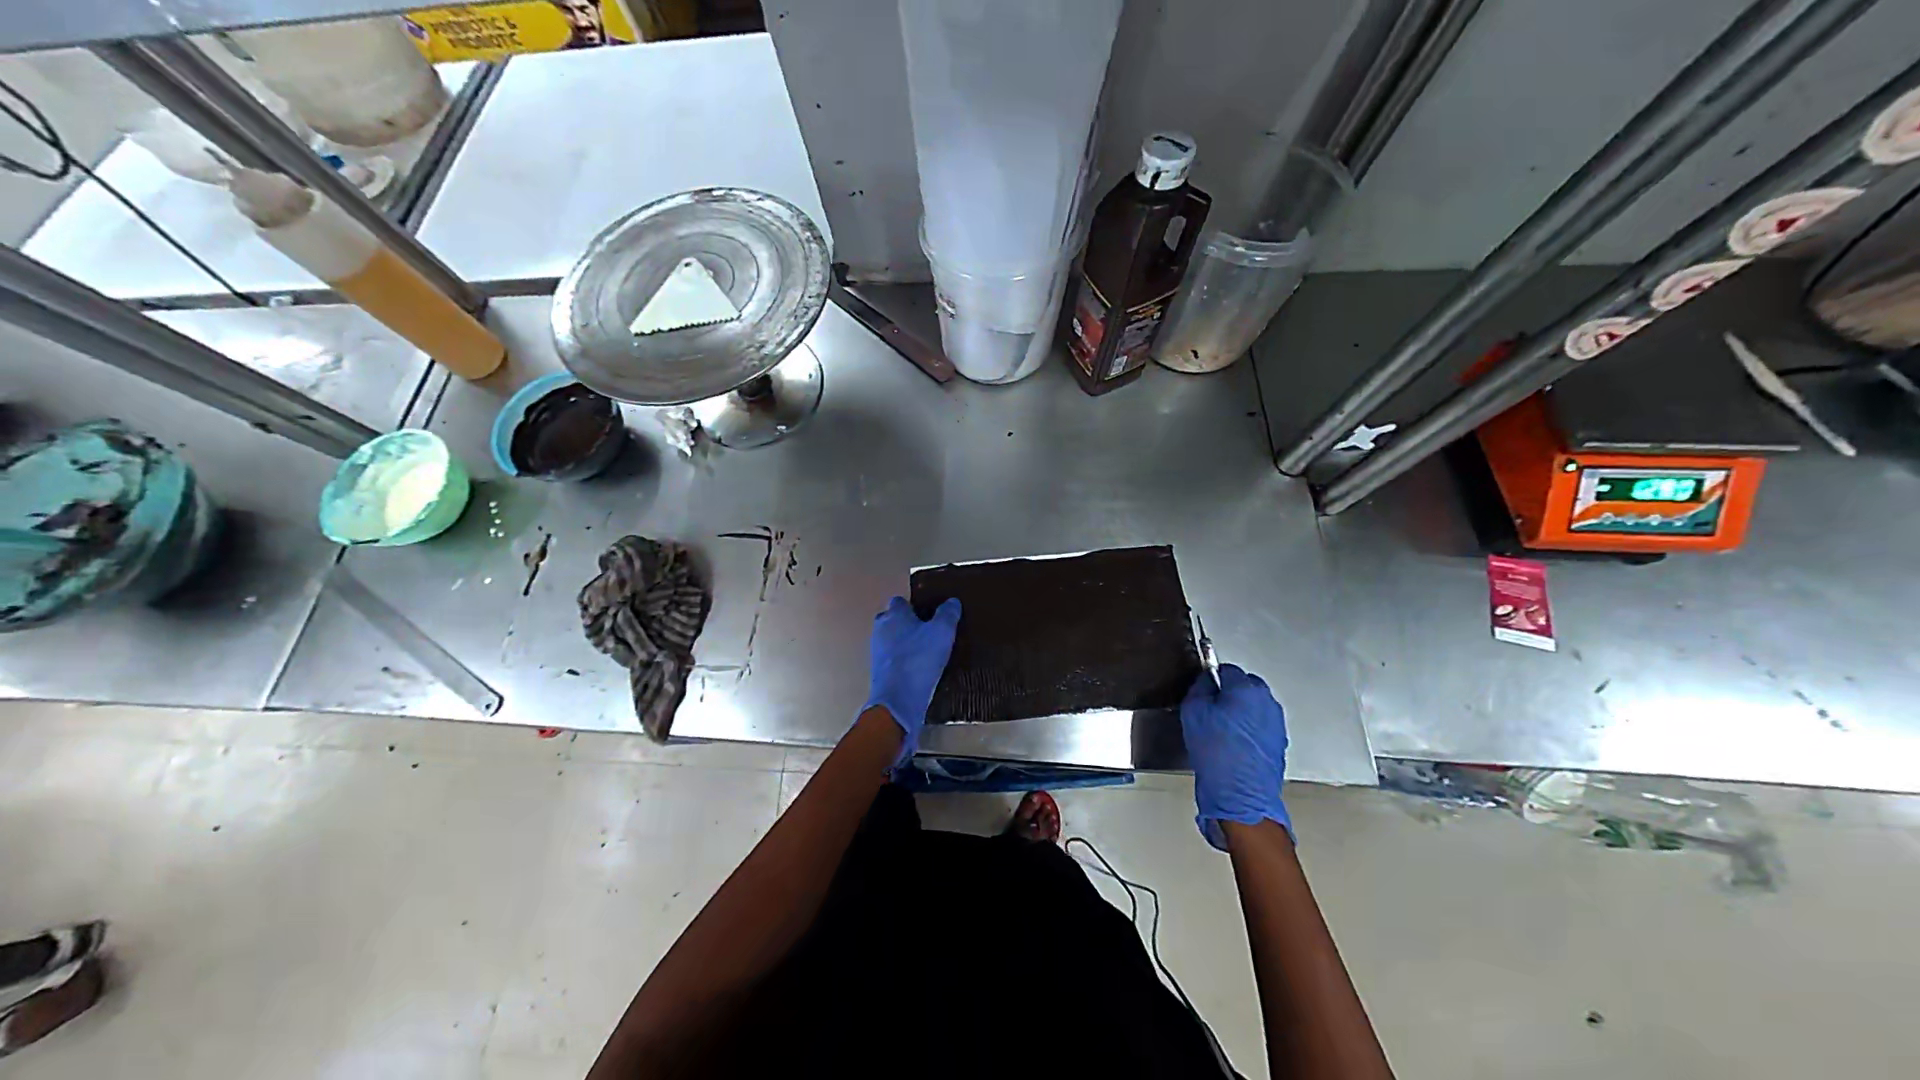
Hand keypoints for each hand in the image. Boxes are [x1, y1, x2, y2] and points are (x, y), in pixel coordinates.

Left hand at [862, 596, 960, 765]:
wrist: (898, 700)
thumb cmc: (920, 659)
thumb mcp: (942, 632)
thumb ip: (948, 614)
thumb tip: (952, 601)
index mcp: (893, 614)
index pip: (900, 601)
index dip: (914, 606)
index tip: (930, 613)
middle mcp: (880, 630)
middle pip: (893, 621)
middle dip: (908, 625)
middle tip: (930, 632)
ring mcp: (876, 653)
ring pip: (892, 641)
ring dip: (905, 645)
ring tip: (928, 653)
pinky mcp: (879, 673)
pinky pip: (893, 661)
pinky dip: (904, 663)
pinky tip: (920, 671)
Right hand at [1182, 663, 1288, 849]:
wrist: (1241, 797)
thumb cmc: (1218, 756)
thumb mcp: (1193, 712)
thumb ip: (1199, 688)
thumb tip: (1206, 682)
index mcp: (1246, 688)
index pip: (1226, 669)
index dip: (1211, 681)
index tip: (1203, 693)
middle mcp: (1266, 702)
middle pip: (1243, 686)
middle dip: (1227, 696)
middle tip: (1210, 714)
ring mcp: (1275, 723)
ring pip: (1252, 707)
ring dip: (1238, 714)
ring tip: (1220, 734)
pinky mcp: (1278, 743)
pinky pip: (1259, 727)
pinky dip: (1247, 732)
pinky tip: (1232, 747)